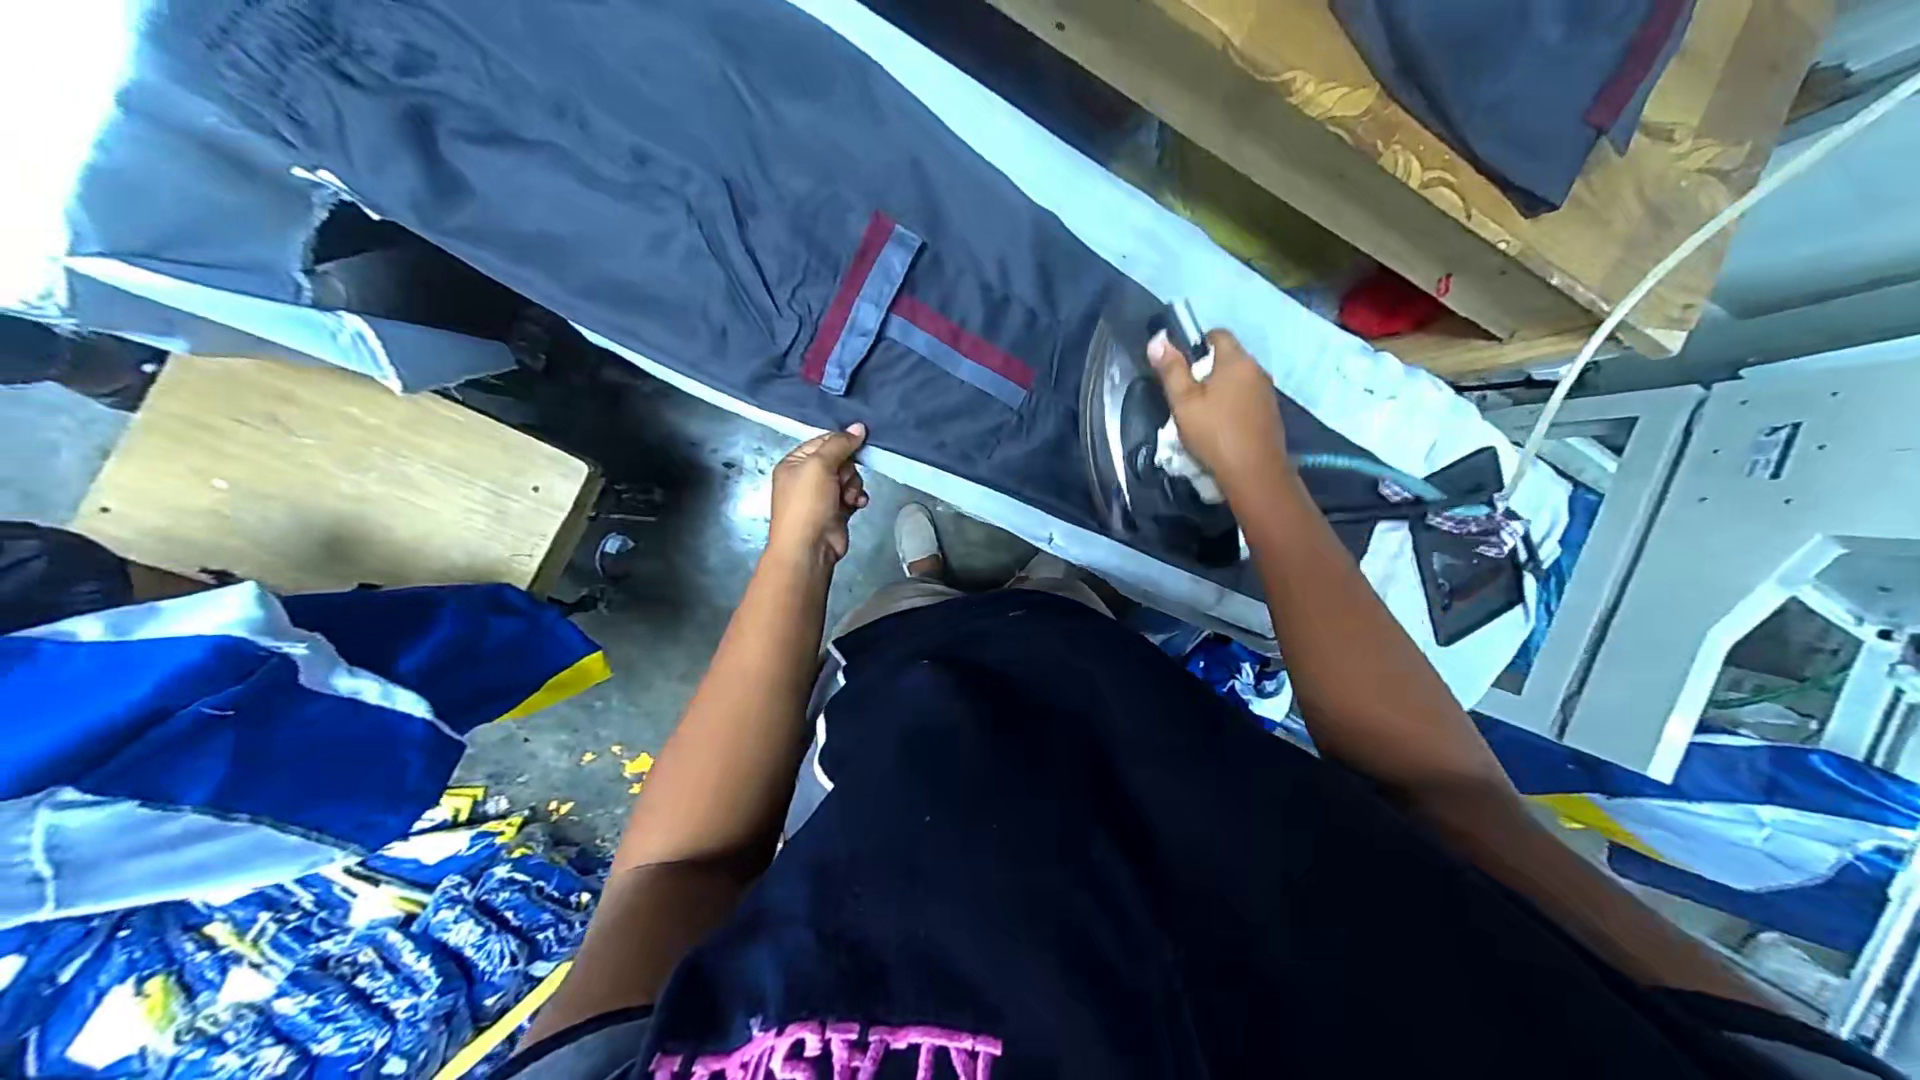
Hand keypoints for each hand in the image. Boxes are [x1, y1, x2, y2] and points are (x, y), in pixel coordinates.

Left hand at [768, 423, 868, 565]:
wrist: (809, 547)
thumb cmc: (807, 503)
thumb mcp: (819, 466)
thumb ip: (840, 444)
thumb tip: (859, 426)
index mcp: (795, 462)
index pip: (823, 441)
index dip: (842, 441)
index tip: (861, 441)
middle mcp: (807, 476)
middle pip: (839, 459)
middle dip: (848, 469)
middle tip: (844, 480)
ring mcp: (821, 494)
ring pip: (849, 477)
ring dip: (854, 485)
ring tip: (850, 497)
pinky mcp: (836, 510)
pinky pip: (852, 494)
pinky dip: (857, 497)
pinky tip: (857, 504)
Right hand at [1148, 329, 1289, 496]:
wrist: (1254, 472)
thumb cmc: (1214, 433)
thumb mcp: (1184, 401)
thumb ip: (1171, 369)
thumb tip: (1157, 338)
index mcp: (1236, 360)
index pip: (1218, 334)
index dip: (1198, 343)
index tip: (1182, 365)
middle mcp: (1257, 369)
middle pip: (1229, 357)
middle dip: (1208, 368)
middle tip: (1186, 393)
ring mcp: (1267, 392)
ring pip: (1239, 379)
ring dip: (1221, 388)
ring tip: (1202, 411)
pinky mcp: (1270, 413)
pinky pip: (1247, 398)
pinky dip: (1233, 404)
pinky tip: (1221, 426)